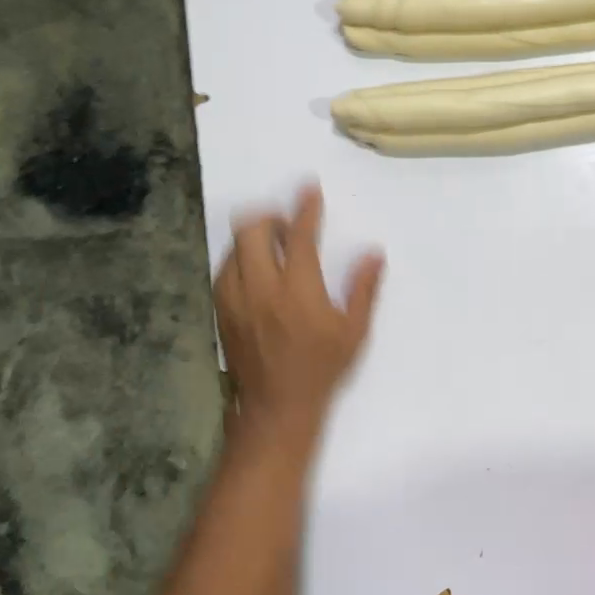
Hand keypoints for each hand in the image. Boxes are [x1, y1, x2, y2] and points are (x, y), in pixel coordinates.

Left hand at [214, 184, 383, 438]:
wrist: (276, 406)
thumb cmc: (322, 369)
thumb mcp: (353, 332)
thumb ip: (362, 290)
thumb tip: (373, 254)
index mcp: (298, 290)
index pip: (300, 236)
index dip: (305, 208)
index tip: (309, 189)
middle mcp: (260, 287)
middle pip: (252, 230)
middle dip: (269, 216)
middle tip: (288, 224)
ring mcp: (234, 298)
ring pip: (234, 248)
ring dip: (253, 238)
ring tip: (273, 247)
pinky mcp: (221, 310)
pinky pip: (225, 270)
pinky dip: (240, 260)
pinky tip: (255, 272)